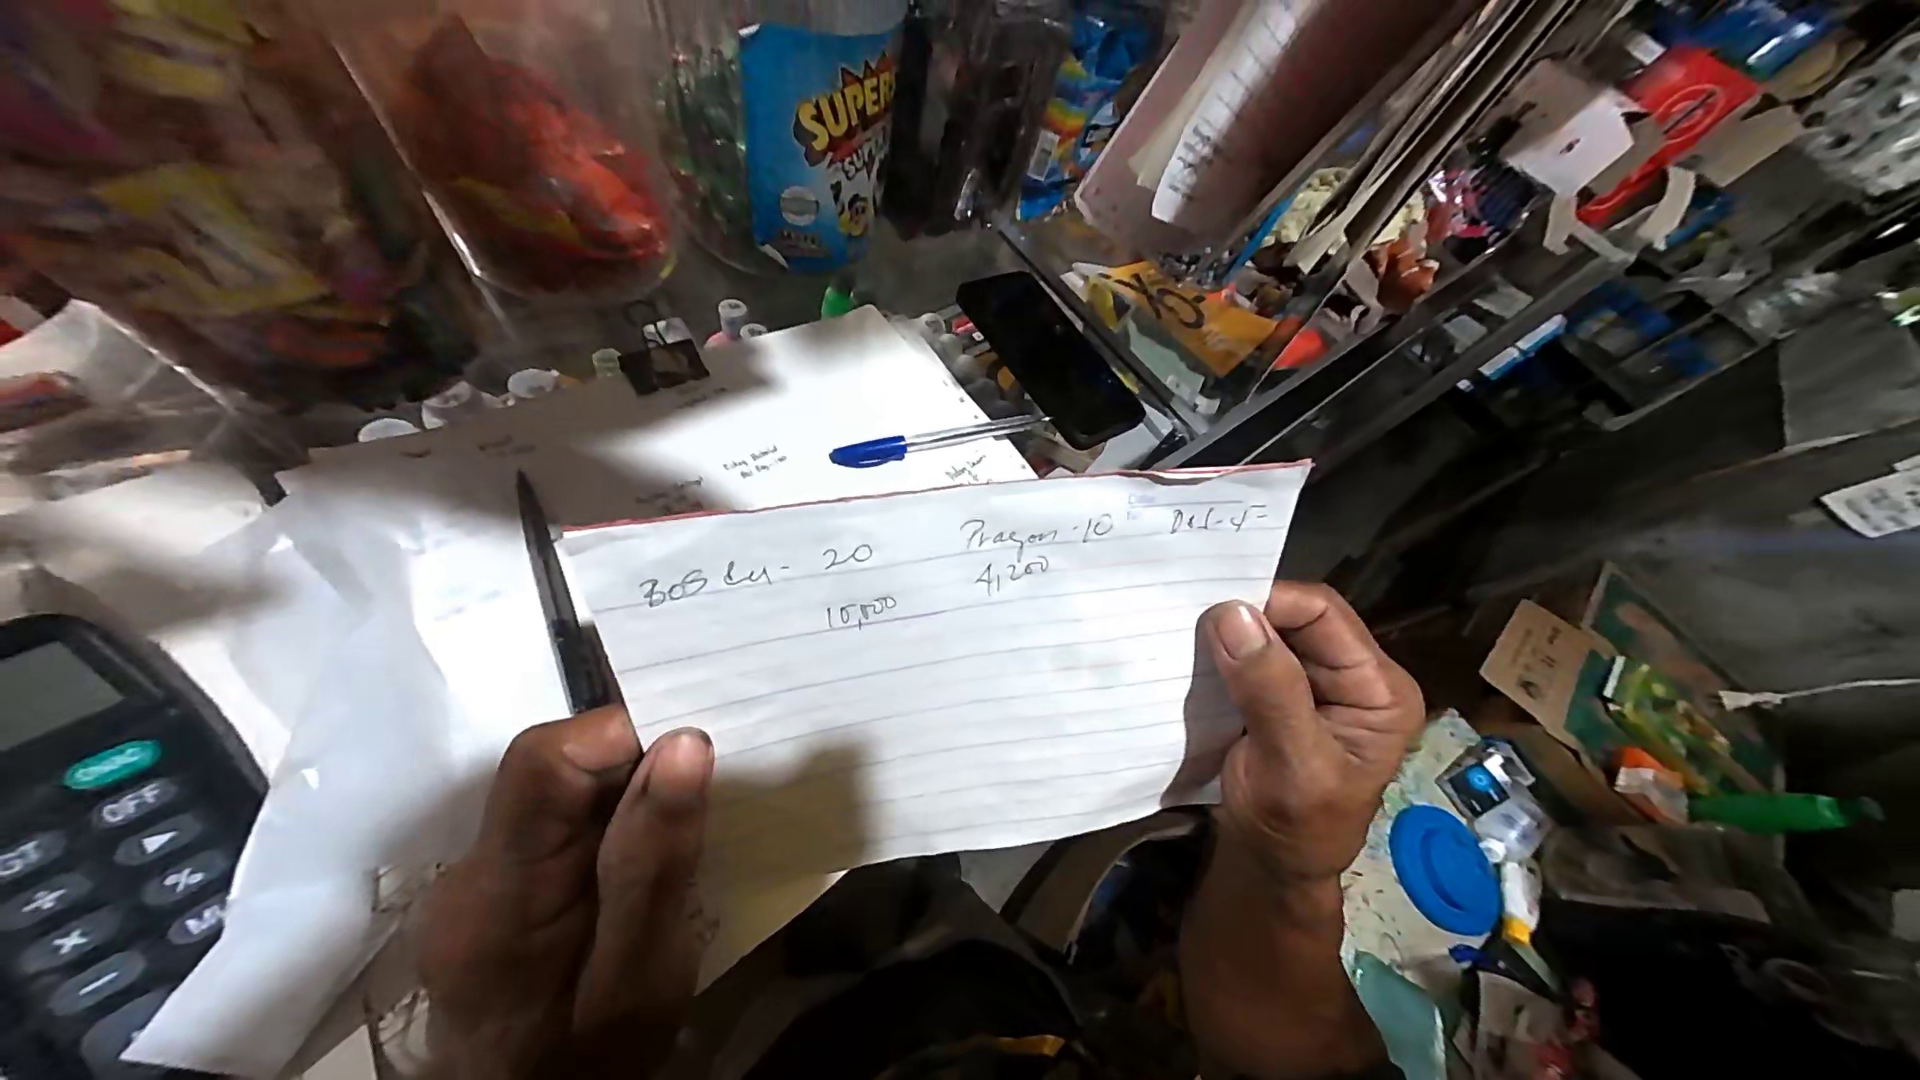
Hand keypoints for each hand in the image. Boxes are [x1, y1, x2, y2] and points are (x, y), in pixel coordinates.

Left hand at [417, 708, 713, 1079]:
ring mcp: (476, 872)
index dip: (623, 738)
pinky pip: (561, 808)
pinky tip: (640, 848)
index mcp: (497, 898)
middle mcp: (469, 871)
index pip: (544, 761)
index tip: (689, 761)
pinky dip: (615, 808)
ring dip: (628, 788)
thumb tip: (687, 743)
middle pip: (553, 764)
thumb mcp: (645, 973)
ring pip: (562, 782)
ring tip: (671, 833)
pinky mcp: (497, 875)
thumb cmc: (595, 1057)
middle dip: (635, 765)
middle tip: (693, 806)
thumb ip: (659, 861)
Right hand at [1201, 582, 1424, 885]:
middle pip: (1296, 616)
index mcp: (1378, 688)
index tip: (1211, 613)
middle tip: (1191, 622)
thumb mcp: (1291, 764)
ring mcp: (1314, 682)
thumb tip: (1232, 614)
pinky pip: (1249, 653)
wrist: (1271, 862)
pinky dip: (1221, 651)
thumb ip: (1270, 691)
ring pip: (1269, 631)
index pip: (1323, 615)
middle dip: (1245, 616)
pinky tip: (1196, 658)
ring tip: (1187, 637)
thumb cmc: (1295, 826)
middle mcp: (1351, 674)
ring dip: (1229, 633)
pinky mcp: (1279, 691)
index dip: (1270, 603)